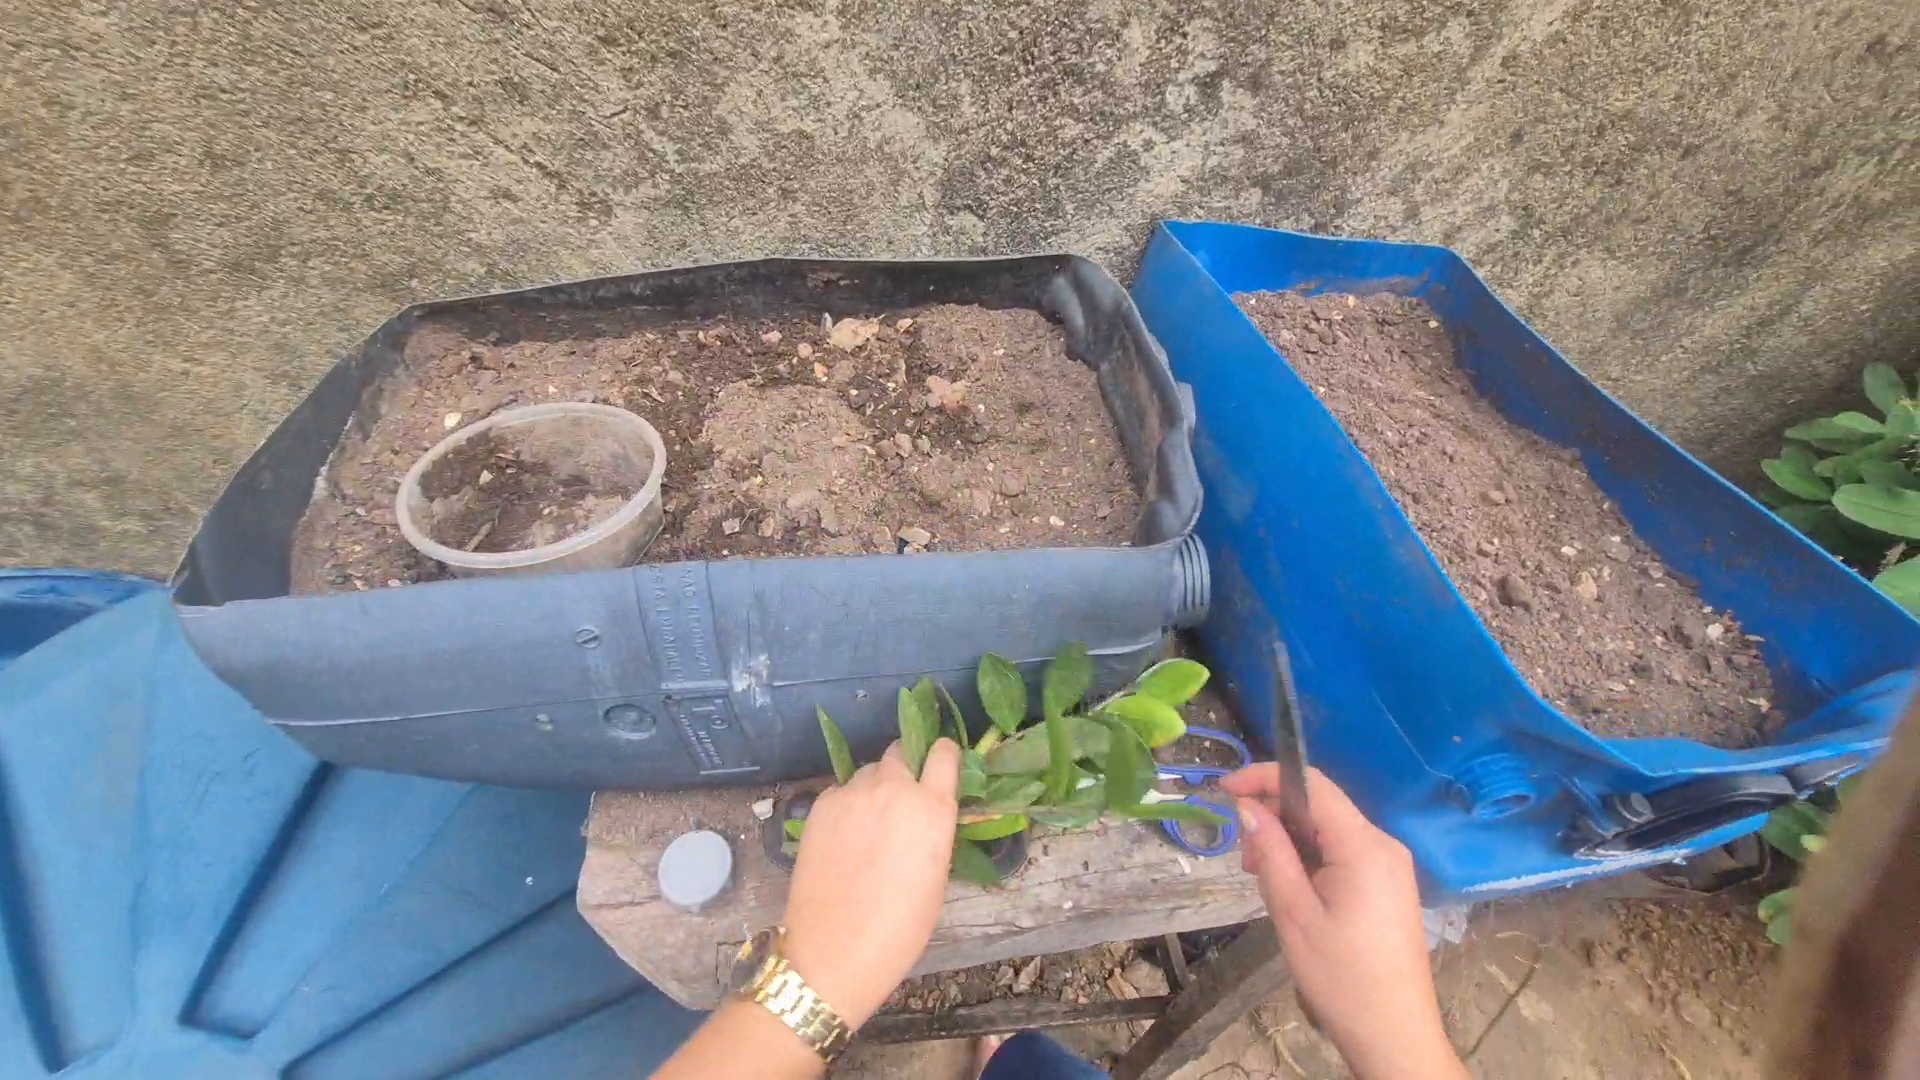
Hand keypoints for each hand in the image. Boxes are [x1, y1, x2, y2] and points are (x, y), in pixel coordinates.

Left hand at [782, 738, 959, 1028]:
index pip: (944, 753)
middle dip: (904, 768)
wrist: (832, 952)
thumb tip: (925, 815)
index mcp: (932, 808)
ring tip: (867, 825)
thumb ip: (933, 830)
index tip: (939, 765)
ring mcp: (853, 793)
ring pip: (869, 772)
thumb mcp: (936, 877)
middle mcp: (894, 789)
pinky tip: (842, 839)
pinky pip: (842, 792)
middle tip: (900, 799)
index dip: (942, 755)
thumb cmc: (898, 929)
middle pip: (901, 751)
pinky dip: (847, 806)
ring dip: (874, 788)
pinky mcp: (822, 804)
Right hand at [1222, 765, 1466, 1079]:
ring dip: (1287, 839)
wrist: (1396, 1040)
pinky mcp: (1387, 884)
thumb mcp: (1293, 911)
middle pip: (1317, 804)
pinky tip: (1291, 888)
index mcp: (1364, 847)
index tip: (1225, 790)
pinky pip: (1339, 849)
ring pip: (1325, 827)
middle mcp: (1383, 845)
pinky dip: (1307, 856)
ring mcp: (1389, 865)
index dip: (1264, 776)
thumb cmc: (1341, 978)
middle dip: (1273, 816)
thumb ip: (1270, 850)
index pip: (1311, 783)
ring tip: (1264, 878)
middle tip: (1244, 857)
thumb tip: (1247, 806)